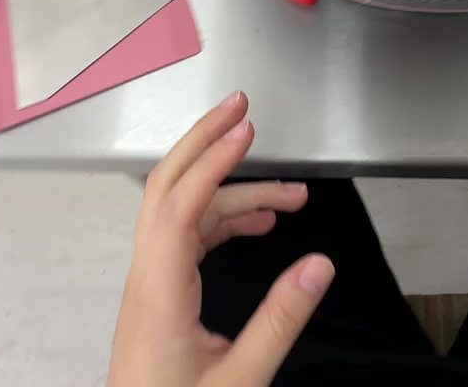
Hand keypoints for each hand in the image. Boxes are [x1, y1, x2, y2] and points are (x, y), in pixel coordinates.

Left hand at [108, 92, 333, 386]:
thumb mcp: (240, 380)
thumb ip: (281, 320)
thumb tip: (321, 264)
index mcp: (158, 294)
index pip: (181, 205)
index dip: (214, 160)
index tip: (247, 129)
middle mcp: (146, 278)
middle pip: (166, 185)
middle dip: (204, 139)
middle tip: (240, 107)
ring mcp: (149, 283)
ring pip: (185, 209)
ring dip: (233, 188)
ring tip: (290, 194)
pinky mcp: (158, 292)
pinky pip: (189, 233)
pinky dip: (224, 216)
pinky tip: (259, 222)